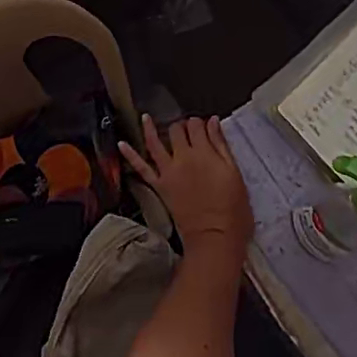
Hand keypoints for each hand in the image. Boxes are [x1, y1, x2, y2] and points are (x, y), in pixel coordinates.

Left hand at [119, 114, 252, 252]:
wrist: (214, 239)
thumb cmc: (233, 210)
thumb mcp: (234, 174)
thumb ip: (221, 145)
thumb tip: (212, 122)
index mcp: (204, 152)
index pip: (197, 125)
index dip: (200, 122)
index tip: (204, 126)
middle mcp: (183, 157)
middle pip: (177, 130)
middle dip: (181, 125)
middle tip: (186, 129)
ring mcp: (168, 171)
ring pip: (155, 143)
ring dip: (149, 128)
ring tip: (145, 118)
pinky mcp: (159, 186)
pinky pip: (142, 168)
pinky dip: (131, 155)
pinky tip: (122, 144)